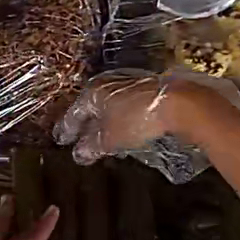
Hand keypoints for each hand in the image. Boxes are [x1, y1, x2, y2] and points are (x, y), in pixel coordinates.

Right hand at [52, 69, 239, 181]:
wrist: (179, 104)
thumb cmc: (136, 120)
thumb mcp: (110, 138)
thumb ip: (91, 146)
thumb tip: (78, 153)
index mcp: (93, 94)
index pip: (73, 114)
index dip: (66, 129)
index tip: (61, 140)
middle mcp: (107, 85)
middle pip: (91, 108)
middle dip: (85, 125)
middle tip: (78, 140)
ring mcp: (128, 86)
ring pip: (109, 107)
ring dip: (104, 123)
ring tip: (101, 140)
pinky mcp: (147, 91)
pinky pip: (125, 108)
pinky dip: (119, 120)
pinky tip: (124, 132)